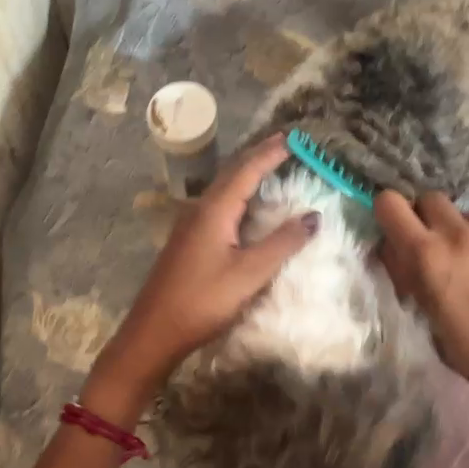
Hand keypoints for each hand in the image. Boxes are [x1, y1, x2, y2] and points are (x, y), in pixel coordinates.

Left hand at [84, 135, 317, 418]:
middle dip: (259, 156)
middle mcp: (199, 209)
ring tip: (270, 167)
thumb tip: (314, 216)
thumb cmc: (203, 301)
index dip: (272, 152)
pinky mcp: (187, 241)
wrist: (154, 331)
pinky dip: (237, 195)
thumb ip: (283, 243)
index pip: (247, 169)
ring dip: (246, 174)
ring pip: (222, 189)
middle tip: (286, 144)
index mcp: (215, 210)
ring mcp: (189, 225)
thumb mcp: (250, 274)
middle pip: (232, 173)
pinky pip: (217, 205)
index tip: (296, 136)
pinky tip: (245, 207)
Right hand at [375, 191, 468, 399]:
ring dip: (456, 229)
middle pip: (428, 198)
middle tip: (432, 246)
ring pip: (461, 212)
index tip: (396, 230)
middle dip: (424, 217)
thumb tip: (391, 242)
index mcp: (425, 254)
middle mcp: (457, 233)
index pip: (390, 203)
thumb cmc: (459, 341)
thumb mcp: (416, 305)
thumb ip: (400, 266)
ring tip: (468, 260)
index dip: (389, 213)